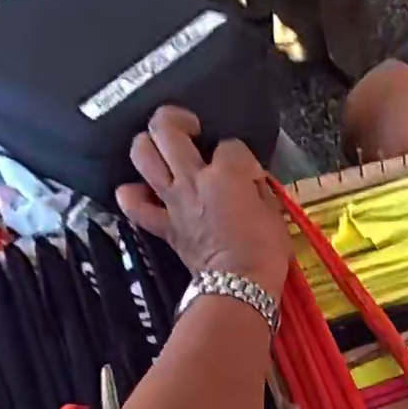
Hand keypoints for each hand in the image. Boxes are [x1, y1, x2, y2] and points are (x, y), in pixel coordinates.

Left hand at [115, 106, 290, 299]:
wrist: (240, 289)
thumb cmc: (264, 253)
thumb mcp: (274, 214)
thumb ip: (257, 189)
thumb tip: (249, 181)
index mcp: (226, 174)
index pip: (231, 145)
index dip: (243, 156)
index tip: (251, 175)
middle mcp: (192, 179)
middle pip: (167, 128)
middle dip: (178, 119)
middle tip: (191, 129)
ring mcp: (172, 201)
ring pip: (142, 154)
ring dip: (148, 145)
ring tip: (163, 151)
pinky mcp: (163, 226)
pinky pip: (134, 205)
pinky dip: (133, 194)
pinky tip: (144, 192)